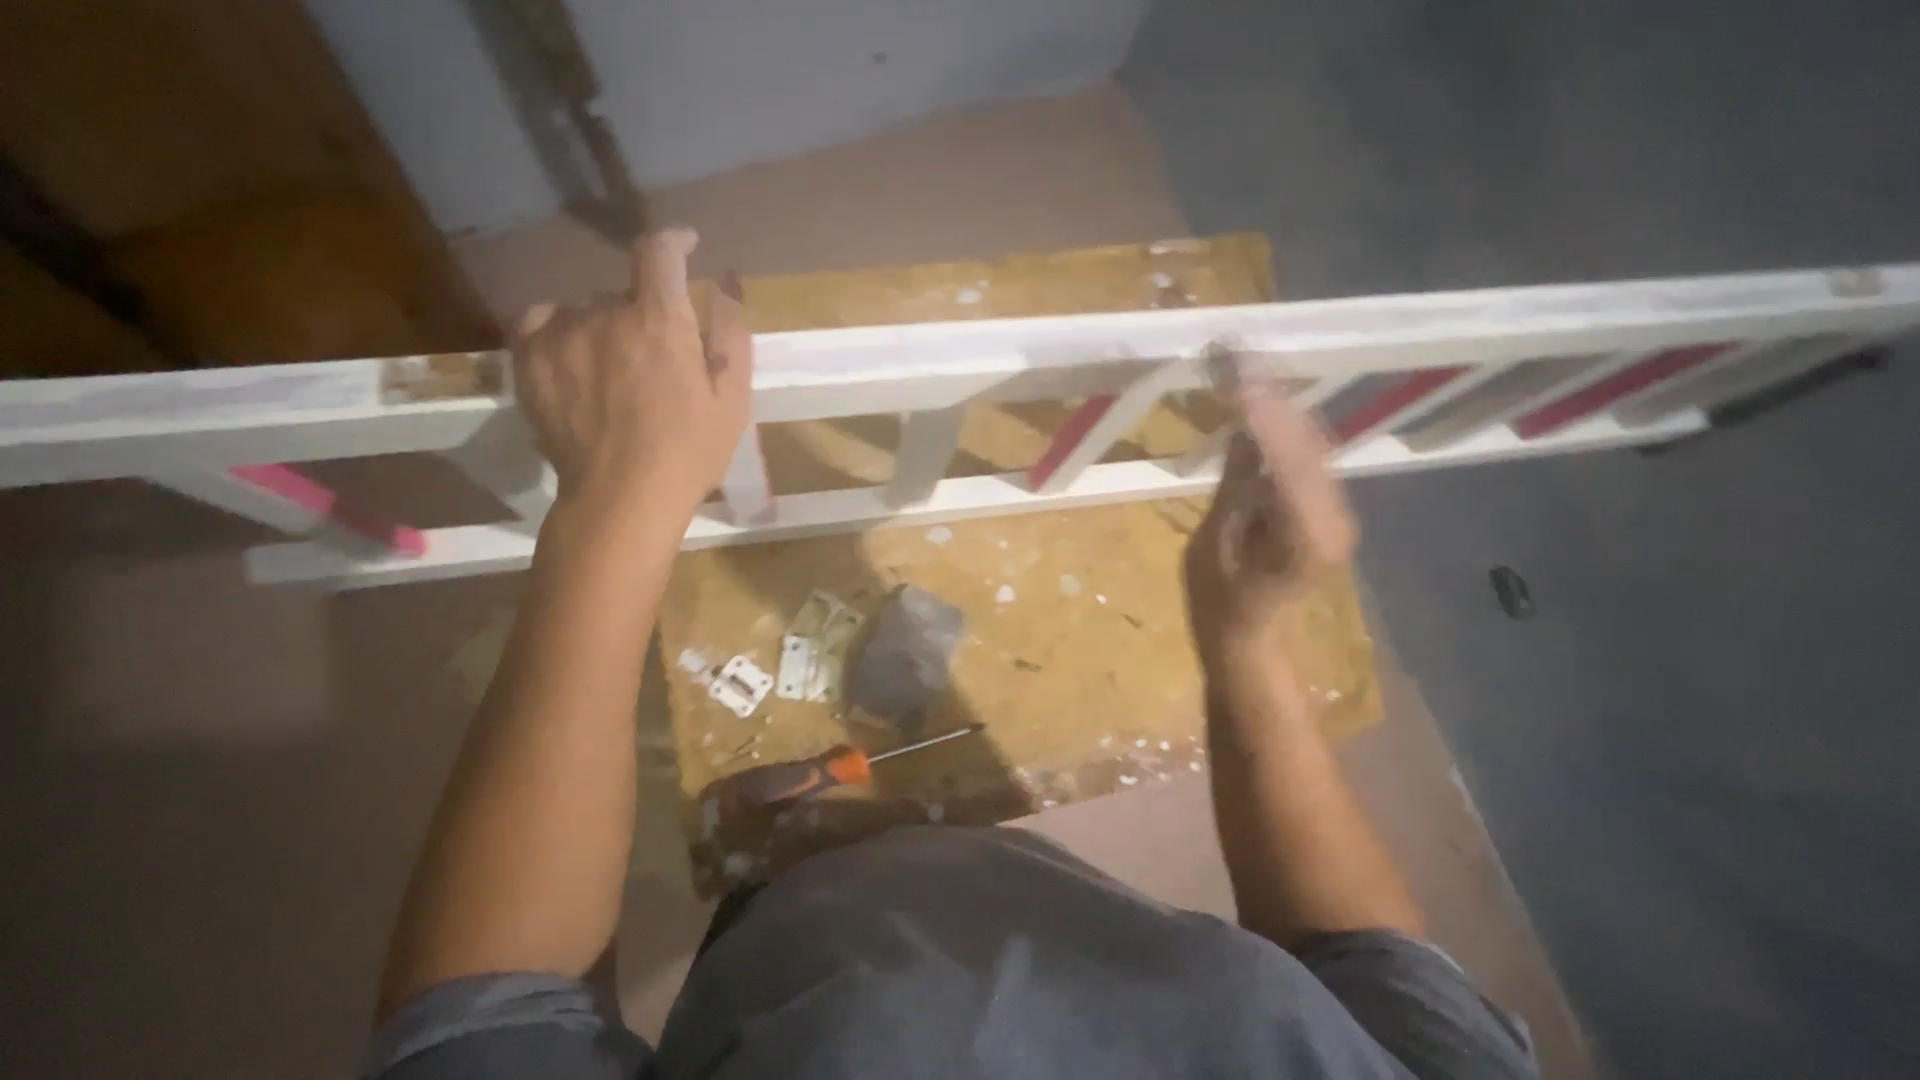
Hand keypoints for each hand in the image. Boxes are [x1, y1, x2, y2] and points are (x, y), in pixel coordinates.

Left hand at [510, 228, 751, 519]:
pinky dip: (562, 331)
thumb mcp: (732, 400)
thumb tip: (726, 284)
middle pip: (624, 292)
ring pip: (586, 310)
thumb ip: (730, 335)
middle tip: (656, 355)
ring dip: (604, 326)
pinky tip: (575, 361)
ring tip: (614, 371)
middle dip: (643, 311)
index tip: (686, 246)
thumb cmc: (688, 452)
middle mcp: (604, 312)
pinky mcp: (529, 358)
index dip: (674, 240)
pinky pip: (543, 322)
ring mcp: (560, 333)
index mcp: (659, 318)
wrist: (620, 499)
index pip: (659, 251)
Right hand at [1183, 378, 1356, 672]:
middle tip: (1239, 353)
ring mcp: (1337, 513)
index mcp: (1306, 537)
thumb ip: (1236, 484)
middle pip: (1307, 445)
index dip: (1264, 414)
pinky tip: (1263, 397)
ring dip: (1280, 403)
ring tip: (1248, 362)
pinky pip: (1308, 457)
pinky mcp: (1327, 508)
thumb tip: (1243, 426)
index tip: (1238, 373)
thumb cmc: (1218, 602)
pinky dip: (1285, 426)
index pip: (1288, 461)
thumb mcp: (1214, 544)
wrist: (1246, 638)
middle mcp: (1335, 520)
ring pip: (1312, 445)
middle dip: (1273, 396)